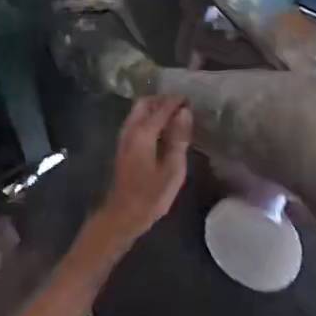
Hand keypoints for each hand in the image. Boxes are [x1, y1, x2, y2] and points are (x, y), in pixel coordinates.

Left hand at [97, 96, 193, 243]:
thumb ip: (178, 138)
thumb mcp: (172, 169)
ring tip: (177, 116)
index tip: (192, 100)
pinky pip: (137, 122)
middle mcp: (130, 130)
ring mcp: (124, 137)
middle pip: (144, 103)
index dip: (176, 101)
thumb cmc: (150, 195)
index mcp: (142, 133)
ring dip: (156, 108)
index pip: (161, 107)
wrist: (123, 214)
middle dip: (163, 100)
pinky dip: (150, 118)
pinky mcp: (124, 146)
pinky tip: (165, 130)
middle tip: (183, 106)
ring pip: (139, 112)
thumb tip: (185, 112)